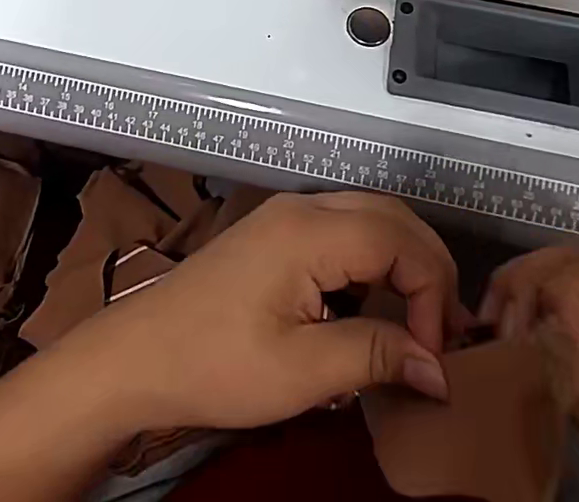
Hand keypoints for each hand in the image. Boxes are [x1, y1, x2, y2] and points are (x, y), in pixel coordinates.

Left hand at [50, 191, 459, 433]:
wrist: (139, 355)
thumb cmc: (215, 363)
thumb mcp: (301, 371)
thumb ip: (375, 356)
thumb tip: (437, 368)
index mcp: (310, 230)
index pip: (399, 240)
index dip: (431, 290)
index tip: (432, 351)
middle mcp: (303, 207)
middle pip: (390, 217)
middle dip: (426, 268)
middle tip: (439, 331)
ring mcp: (286, 215)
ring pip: (369, 218)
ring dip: (401, 261)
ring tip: (415, 320)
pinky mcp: (276, 232)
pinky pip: (343, 230)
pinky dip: (371, 261)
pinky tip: (372, 305)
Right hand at [479, 248, 578, 501]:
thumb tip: (535, 351)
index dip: (560, 296)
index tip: (529, 342)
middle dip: (535, 287)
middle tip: (498, 331)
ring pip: (574, 284)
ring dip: (530, 299)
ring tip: (499, 336)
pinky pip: (574, 320)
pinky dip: (537, 323)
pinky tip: (515, 346)